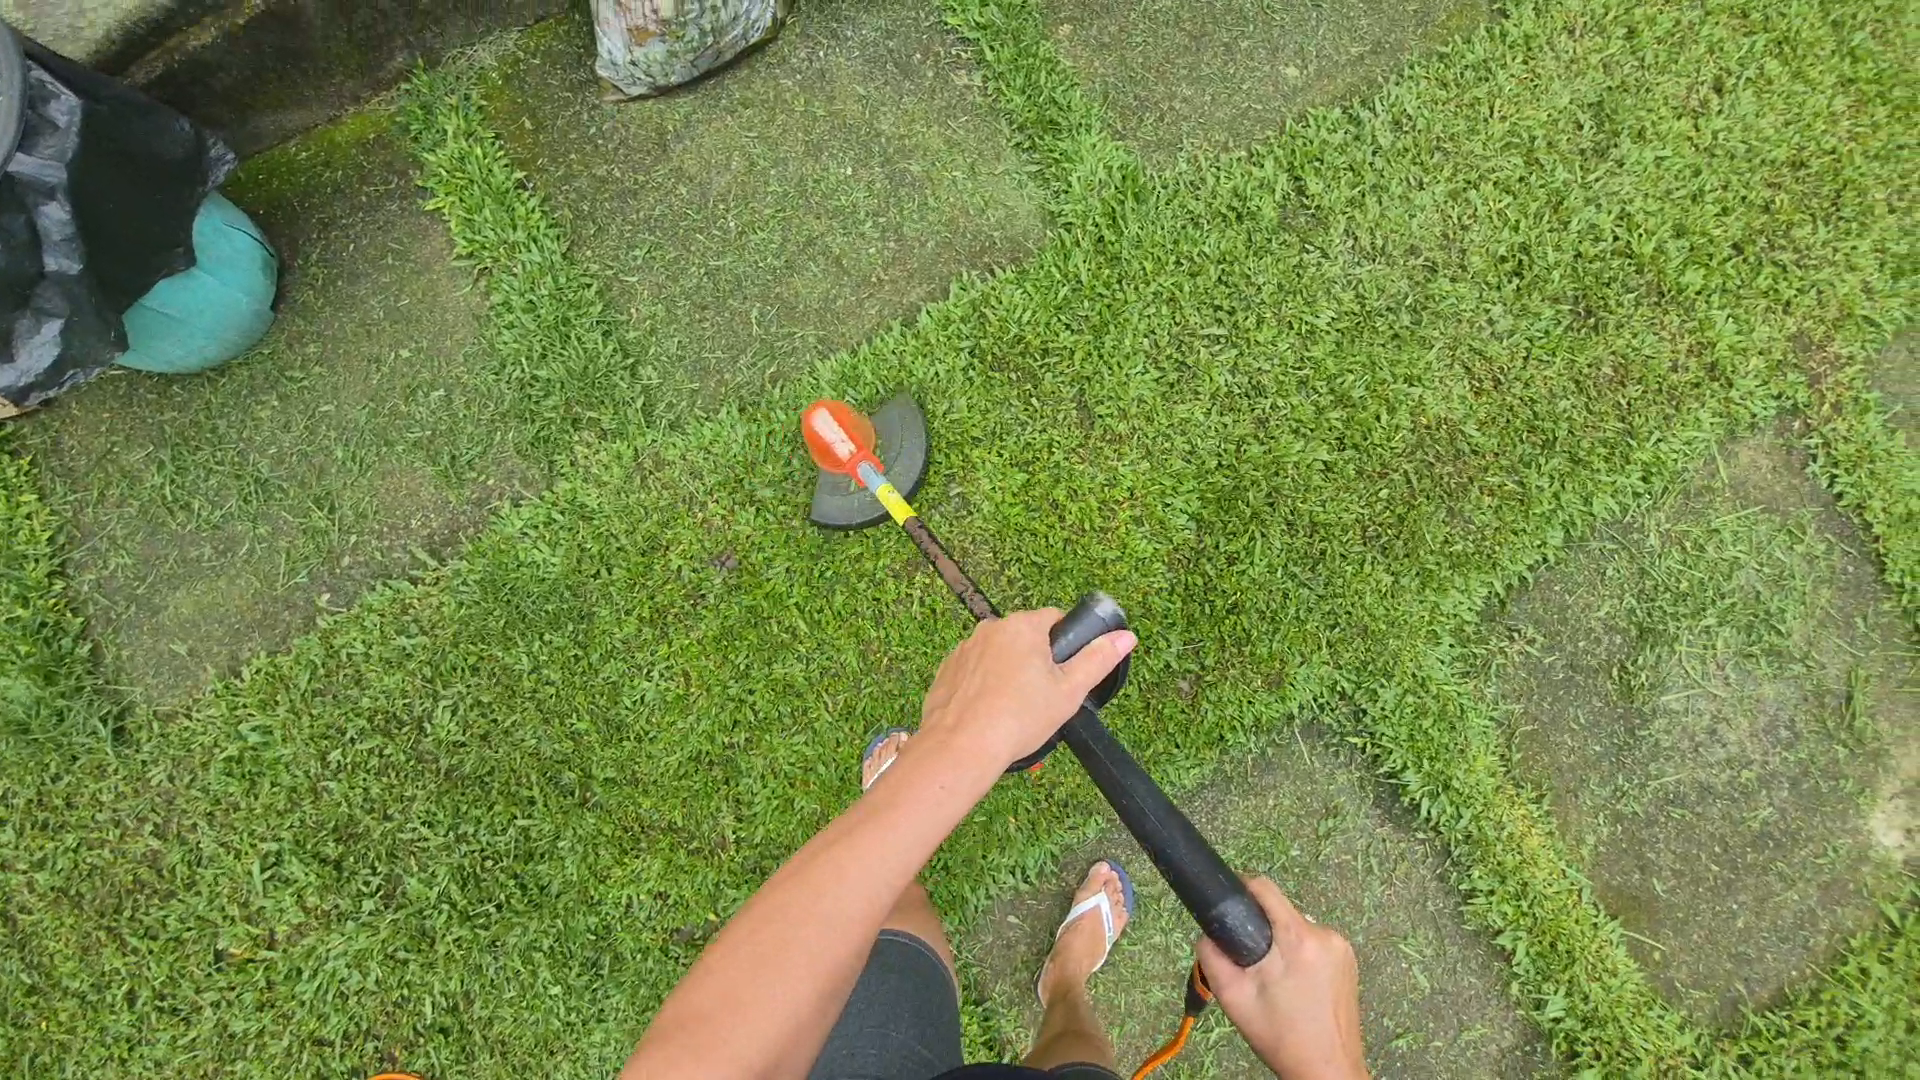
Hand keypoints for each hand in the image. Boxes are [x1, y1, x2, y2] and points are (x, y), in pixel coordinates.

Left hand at [913, 609, 1135, 774]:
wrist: (961, 746)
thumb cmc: (1019, 718)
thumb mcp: (1069, 691)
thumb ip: (1098, 659)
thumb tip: (1127, 636)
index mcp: (1022, 626)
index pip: (1054, 618)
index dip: (1066, 643)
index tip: (1066, 673)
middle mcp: (990, 628)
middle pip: (1025, 637)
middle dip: (1036, 661)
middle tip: (1043, 697)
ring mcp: (965, 647)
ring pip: (998, 654)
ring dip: (1009, 672)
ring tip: (1014, 710)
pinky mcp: (947, 669)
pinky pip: (974, 671)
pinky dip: (983, 685)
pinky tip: (989, 712)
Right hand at [1199, 877, 1368, 1079]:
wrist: (1328, 1075)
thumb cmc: (1280, 1037)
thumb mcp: (1233, 998)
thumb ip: (1211, 955)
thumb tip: (1207, 932)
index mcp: (1298, 939)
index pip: (1264, 888)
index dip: (1241, 888)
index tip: (1230, 905)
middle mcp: (1326, 935)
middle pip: (1280, 909)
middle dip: (1261, 927)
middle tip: (1250, 960)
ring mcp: (1342, 948)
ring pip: (1296, 926)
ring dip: (1281, 941)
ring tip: (1274, 976)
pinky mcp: (1350, 961)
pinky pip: (1313, 941)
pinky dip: (1299, 953)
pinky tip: (1295, 981)